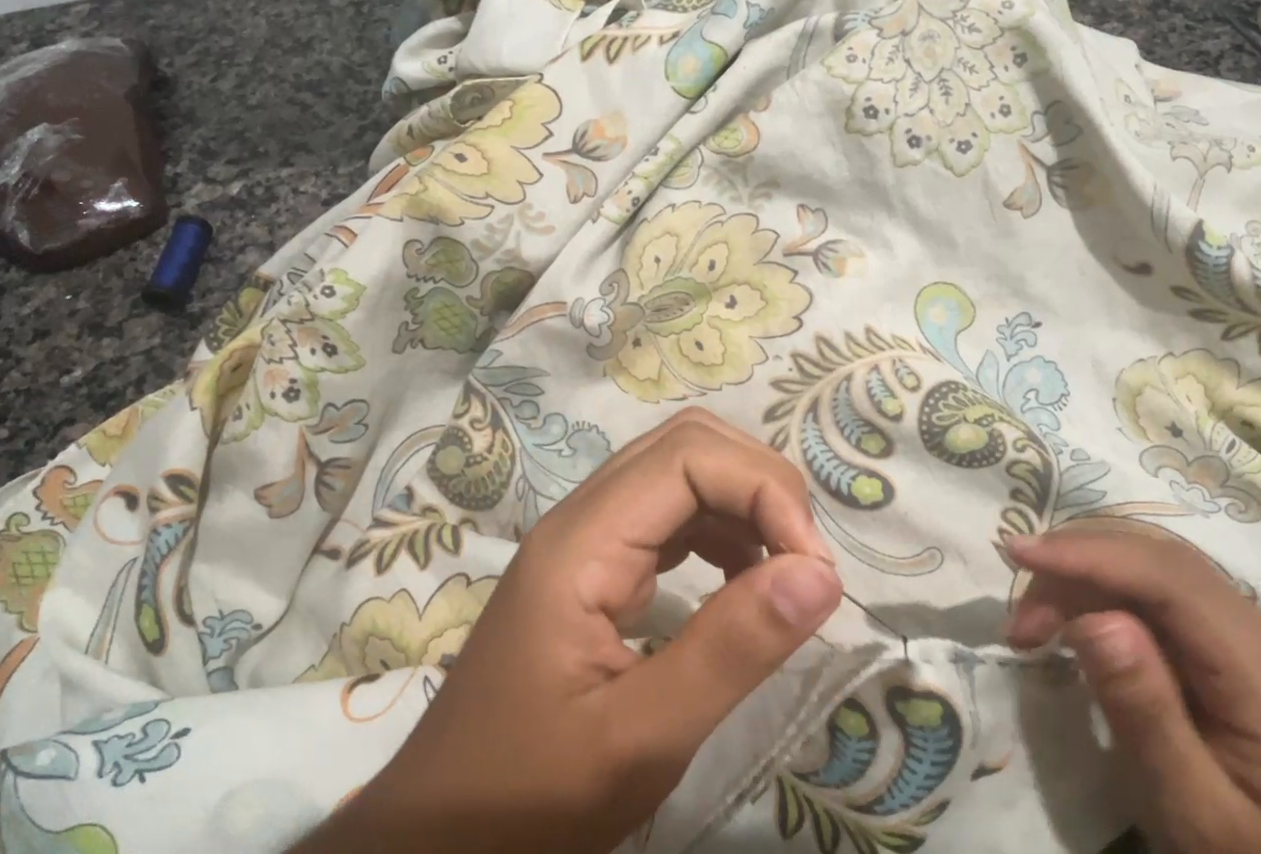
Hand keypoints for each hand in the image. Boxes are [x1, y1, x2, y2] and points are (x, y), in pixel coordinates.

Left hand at [296, 409, 843, 853]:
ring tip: (787, 575)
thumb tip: (822, 574)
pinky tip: (744, 583)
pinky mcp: (595, 573)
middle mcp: (580, 523)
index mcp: (580, 545)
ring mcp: (584, 545)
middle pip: (684, 446)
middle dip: (759, 485)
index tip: (813, 572)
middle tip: (804, 564)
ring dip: (744, 506)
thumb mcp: (638, 738)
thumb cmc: (528, 795)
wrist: (439, 832)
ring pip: (679, 475)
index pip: (688, 456)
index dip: (764, 491)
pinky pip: (669, 519)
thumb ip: (729, 652)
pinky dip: (722, 533)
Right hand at [1003, 532, 1260, 853]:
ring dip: (1084, 584)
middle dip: (1077, 569)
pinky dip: (1102, 600)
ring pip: (1154, 573)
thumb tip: (1094, 619)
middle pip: (1159, 563)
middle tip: (1017, 626)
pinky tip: (1071, 630)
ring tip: (1032, 633)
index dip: (1090, 555)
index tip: (1019, 553)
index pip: (1171, 578)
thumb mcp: (1194, 807)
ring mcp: (1250, 639)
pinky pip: (1159, 600)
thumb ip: (1147, 713)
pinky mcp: (1230, 651)